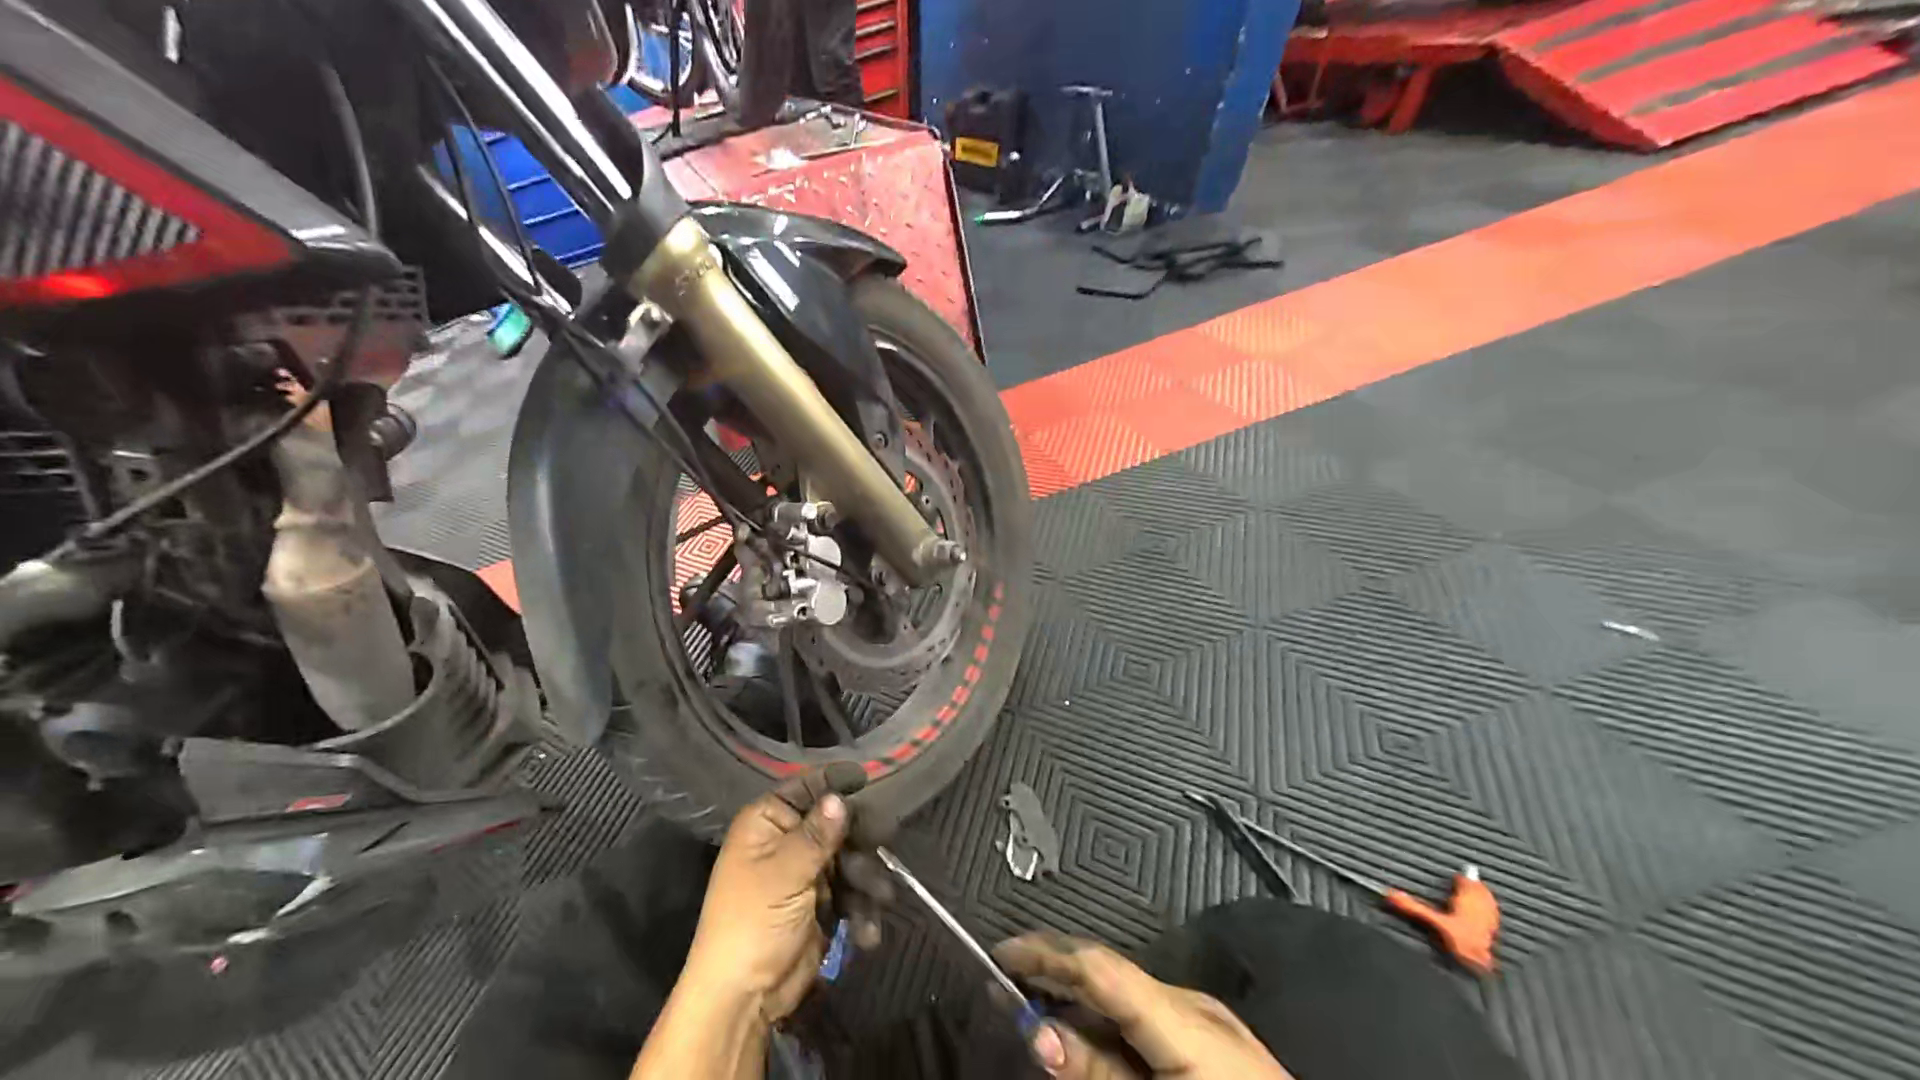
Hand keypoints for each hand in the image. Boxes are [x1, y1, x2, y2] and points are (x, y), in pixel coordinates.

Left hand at [680, 762, 890, 1022]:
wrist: (743, 998)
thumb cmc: (752, 923)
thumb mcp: (785, 873)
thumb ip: (818, 834)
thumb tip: (840, 797)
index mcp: (768, 823)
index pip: (806, 788)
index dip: (835, 781)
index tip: (866, 777)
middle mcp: (788, 841)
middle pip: (837, 824)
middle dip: (860, 841)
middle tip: (885, 843)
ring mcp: (807, 873)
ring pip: (850, 858)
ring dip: (866, 880)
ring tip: (878, 900)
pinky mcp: (822, 903)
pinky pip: (851, 892)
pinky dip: (862, 909)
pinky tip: (865, 932)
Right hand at [994, 933, 1293, 1079]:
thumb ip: (1097, 1071)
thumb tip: (1040, 1032)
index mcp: (1183, 1018)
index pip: (1099, 967)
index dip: (1045, 954)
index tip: (1001, 953)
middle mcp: (1192, 1003)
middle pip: (1108, 968)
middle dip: (1053, 967)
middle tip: (1004, 975)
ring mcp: (1205, 1014)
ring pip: (1123, 988)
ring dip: (1076, 992)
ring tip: (1032, 1002)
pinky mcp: (1210, 1032)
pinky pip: (1142, 1009)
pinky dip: (1104, 1013)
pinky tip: (1084, 1029)